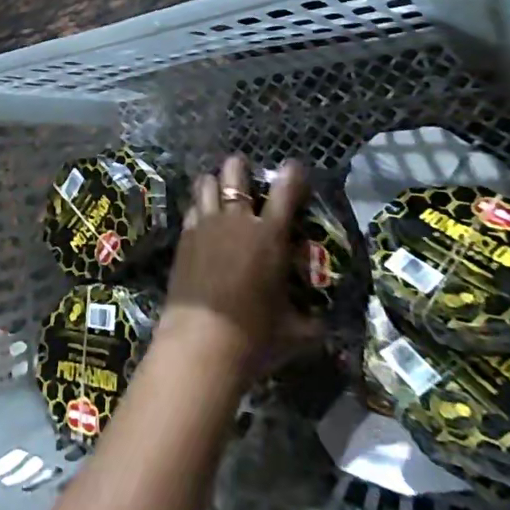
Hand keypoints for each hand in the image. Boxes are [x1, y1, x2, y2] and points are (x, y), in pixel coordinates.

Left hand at [158, 155, 322, 382]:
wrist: (201, 342)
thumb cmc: (254, 337)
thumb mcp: (296, 332)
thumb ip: (312, 320)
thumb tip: (326, 322)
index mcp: (271, 237)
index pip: (286, 192)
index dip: (292, 174)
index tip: (294, 167)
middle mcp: (238, 221)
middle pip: (235, 174)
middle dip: (240, 167)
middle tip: (243, 171)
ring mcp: (206, 225)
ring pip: (206, 183)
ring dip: (214, 181)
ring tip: (217, 188)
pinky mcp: (184, 237)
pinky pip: (191, 208)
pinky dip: (198, 205)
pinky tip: (201, 216)